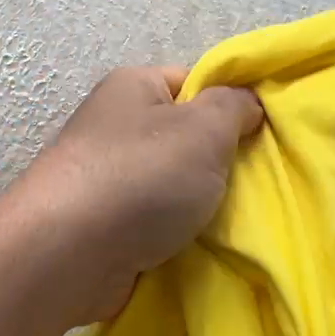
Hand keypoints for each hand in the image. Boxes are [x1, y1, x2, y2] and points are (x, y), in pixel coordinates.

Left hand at [0, 67, 263, 326]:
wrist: (67, 253)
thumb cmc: (137, 177)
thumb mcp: (202, 129)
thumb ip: (232, 107)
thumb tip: (245, 101)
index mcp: (132, 86)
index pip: (194, 83)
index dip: (232, 107)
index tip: (267, 139)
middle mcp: (114, 124)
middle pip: (185, 138)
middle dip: (222, 163)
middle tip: (259, 188)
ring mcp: (106, 175)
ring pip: (174, 185)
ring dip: (203, 206)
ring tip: (238, 226)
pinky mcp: (105, 223)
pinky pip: (157, 222)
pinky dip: (179, 236)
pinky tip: (205, 251)